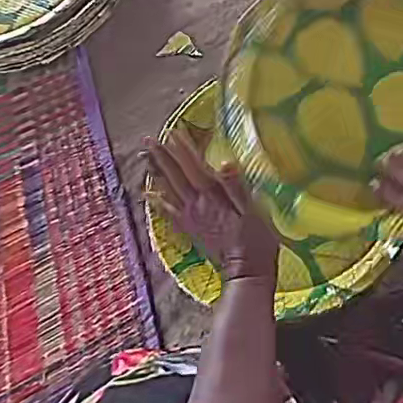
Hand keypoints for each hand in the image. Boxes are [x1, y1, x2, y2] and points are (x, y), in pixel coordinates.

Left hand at [147, 133, 277, 283]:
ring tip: (146, 156)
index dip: (184, 148)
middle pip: (176, 176)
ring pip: (169, 189)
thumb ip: (237, 186)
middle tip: (148, 139)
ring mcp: (191, 217)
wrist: (246, 272)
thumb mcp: (252, 210)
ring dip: (157, 171)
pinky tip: (149, 192)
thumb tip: (225, 162)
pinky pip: (169, 212)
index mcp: (213, 196)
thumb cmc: (256, 238)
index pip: (194, 167)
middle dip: (162, 156)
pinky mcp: (190, 229)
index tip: (173, 131)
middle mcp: (196, 205)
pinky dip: (157, 200)